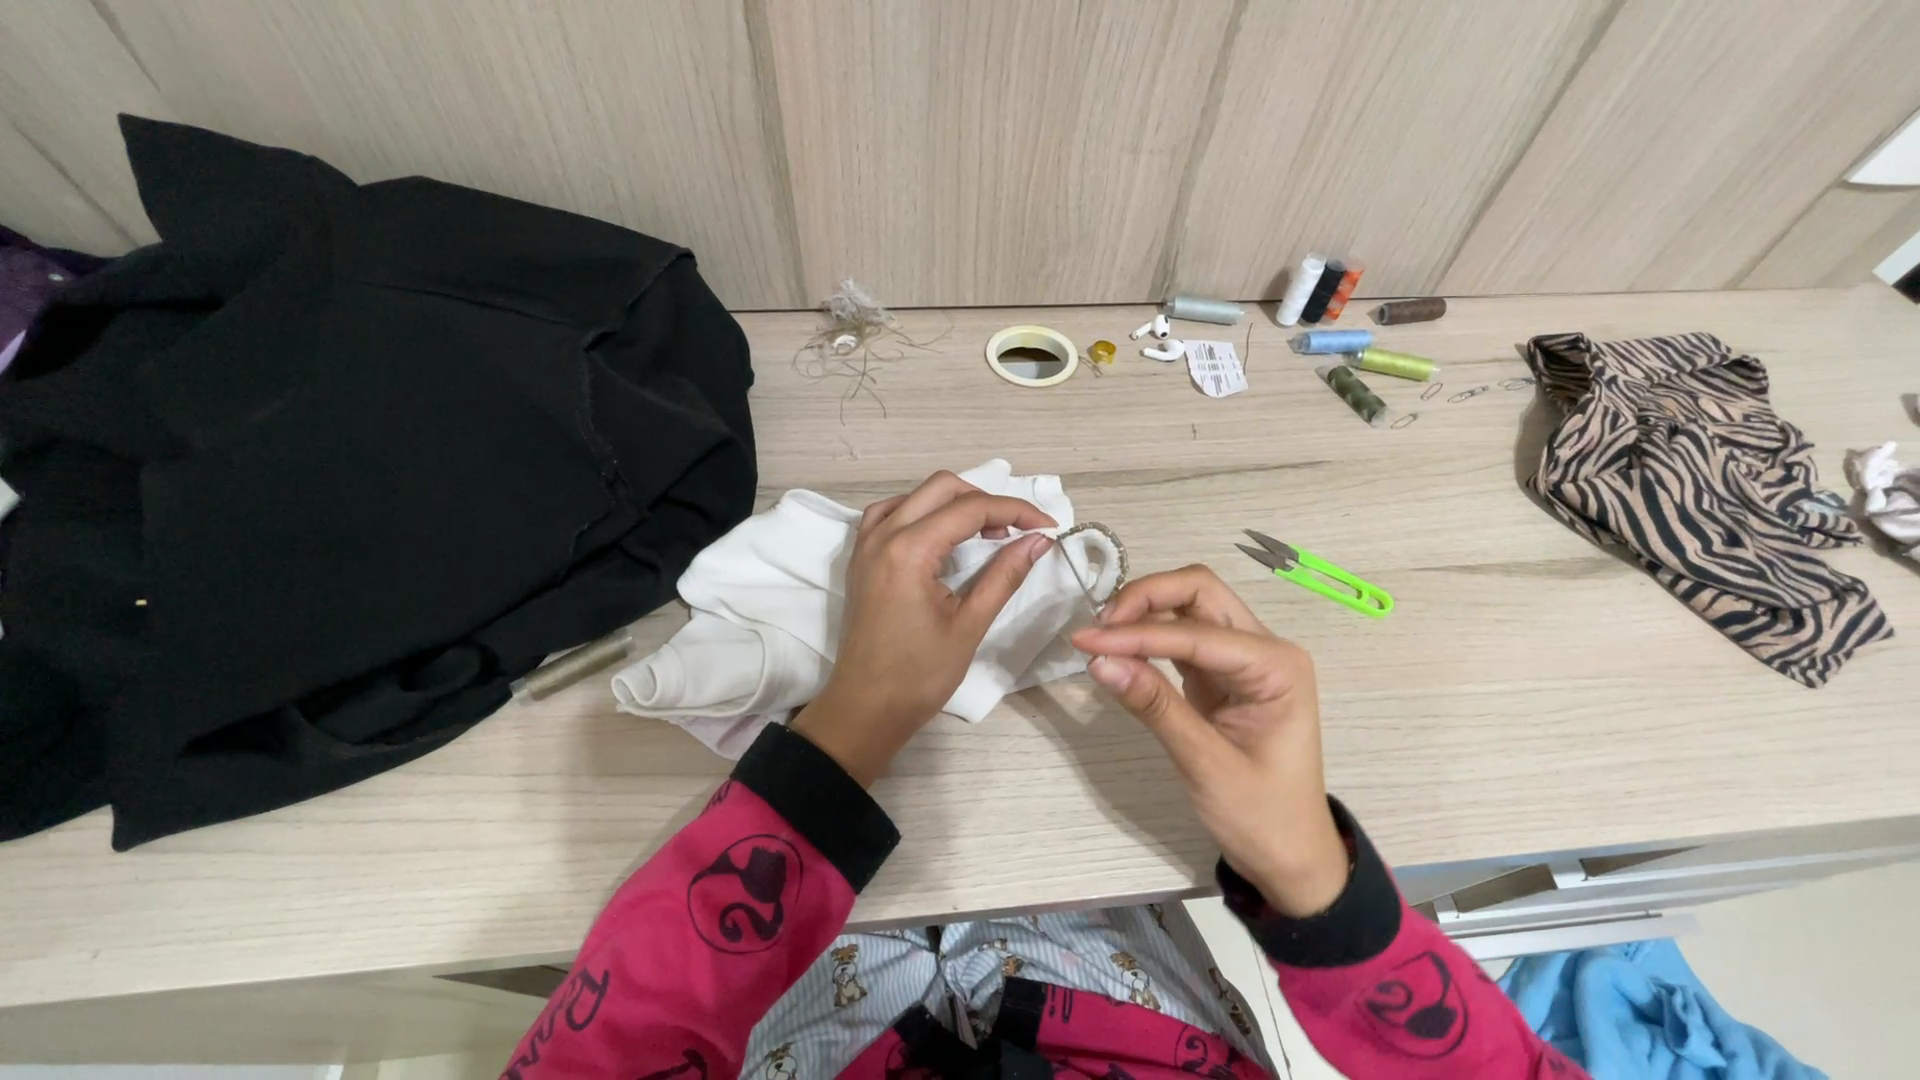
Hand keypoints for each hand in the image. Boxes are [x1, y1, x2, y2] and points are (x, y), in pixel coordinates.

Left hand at [792, 471, 1056, 786]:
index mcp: (908, 550)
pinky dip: (922, 513)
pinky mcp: (861, 558)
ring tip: (986, 534)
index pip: (970, 509)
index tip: (1046, 527)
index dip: (1015, 511)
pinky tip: (942, 535)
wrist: (865, 708)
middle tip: (1018, 531)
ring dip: (954, 503)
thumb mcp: (969, 625)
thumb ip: (1004, 575)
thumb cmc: (919, 676)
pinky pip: (891, 513)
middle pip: (942, 488)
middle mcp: (882, 536)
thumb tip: (1039, 541)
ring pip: (916, 495)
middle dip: (986, 501)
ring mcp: (866, 544)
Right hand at [1070, 566, 1348, 916]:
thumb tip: (1100, 662)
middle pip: (1199, 591)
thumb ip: (1155, 706)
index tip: (1086, 641)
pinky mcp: (1220, 674)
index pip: (1196, 632)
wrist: (1290, 854)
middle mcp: (1264, 649)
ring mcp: (1242, 658)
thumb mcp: (1206, 765)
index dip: (1138, 633)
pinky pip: (1181, 636)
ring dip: (1144, 611)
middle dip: (1146, 597)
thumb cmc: (1261, 815)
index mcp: (1276, 666)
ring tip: (1100, 636)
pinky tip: (1119, 649)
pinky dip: (1148, 636)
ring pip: (1189, 606)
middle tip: (1098, 627)